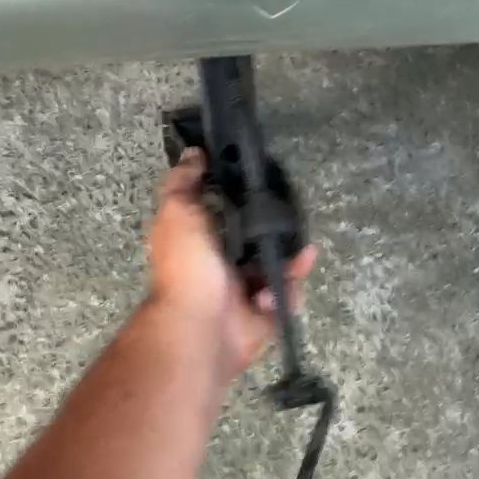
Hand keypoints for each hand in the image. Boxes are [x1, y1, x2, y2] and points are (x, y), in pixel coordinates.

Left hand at [147, 149, 316, 386]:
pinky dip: (293, 285)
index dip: (240, 199)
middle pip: (255, 241)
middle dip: (274, 230)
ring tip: (301, 249)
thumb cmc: (186, 265)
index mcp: (198, 241)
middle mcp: (221, 265)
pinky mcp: (264, 314)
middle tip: (293, 215)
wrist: (202, 325)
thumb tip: (193, 153)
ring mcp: (243, 292)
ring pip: (276, 268)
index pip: (223, 214)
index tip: (262, 181)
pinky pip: (287, 295)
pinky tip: (295, 270)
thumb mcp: (177, 210)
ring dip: (290, 259)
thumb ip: (185, 181)